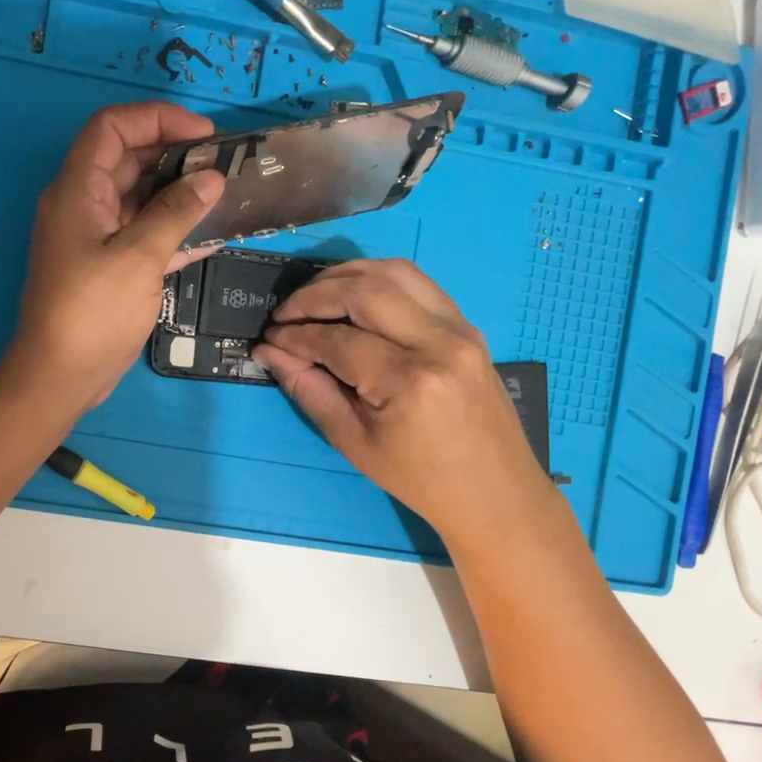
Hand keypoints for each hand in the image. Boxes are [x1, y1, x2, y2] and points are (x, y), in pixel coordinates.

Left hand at [0, 102, 225, 413]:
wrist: (60, 376)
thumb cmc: (93, 312)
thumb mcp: (138, 257)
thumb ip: (176, 212)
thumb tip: (211, 178)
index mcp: (76, 191)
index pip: (111, 128)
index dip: (156, 119)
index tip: (203, 134)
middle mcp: (81, 206)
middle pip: (128, 160)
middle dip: (175, 156)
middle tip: (224, 166)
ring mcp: (93, 239)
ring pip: (138, 199)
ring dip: (178, 194)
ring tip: (227, 195)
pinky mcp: (106, 268)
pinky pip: (141, 235)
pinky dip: (172, 231)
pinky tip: (212, 235)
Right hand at [252, 259, 555, 537]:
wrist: (493, 489)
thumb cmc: (417, 477)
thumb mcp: (352, 441)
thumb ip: (309, 389)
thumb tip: (270, 352)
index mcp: (408, 381)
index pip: (337, 339)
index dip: (295, 336)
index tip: (268, 339)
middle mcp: (439, 343)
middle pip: (366, 290)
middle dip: (314, 295)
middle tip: (284, 313)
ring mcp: (460, 328)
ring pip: (394, 272)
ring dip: (345, 276)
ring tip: (313, 296)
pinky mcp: (467, 326)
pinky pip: (417, 284)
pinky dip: (377, 281)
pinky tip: (351, 298)